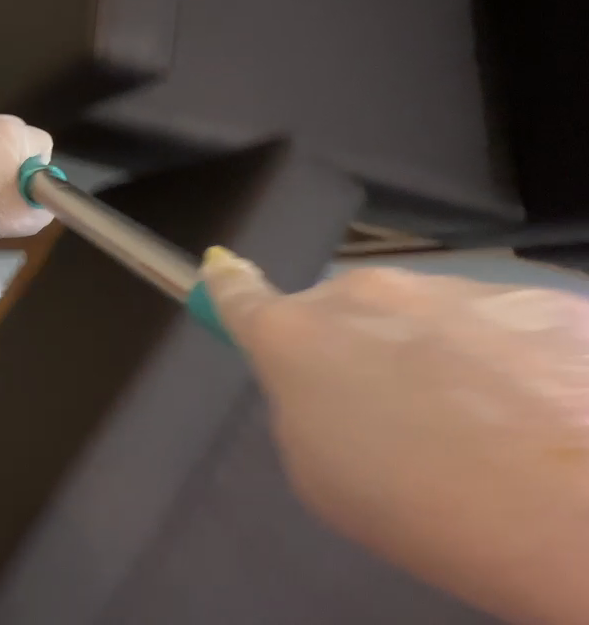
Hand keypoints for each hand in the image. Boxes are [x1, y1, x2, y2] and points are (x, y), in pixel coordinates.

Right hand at [202, 251, 588, 624]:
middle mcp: (364, 292)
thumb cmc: (427, 505)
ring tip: (510, 430)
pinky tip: (566, 423)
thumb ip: (304, 408)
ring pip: (439, 316)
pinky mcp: (557, 304)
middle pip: (350, 307)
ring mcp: (463, 291)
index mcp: (291, 331)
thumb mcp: (320, 472)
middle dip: (367, 343)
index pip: (235, 290)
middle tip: (413, 413)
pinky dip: (535, 367)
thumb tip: (334, 386)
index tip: (225, 273)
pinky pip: (524, 330)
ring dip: (454, 353)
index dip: (228, 285)